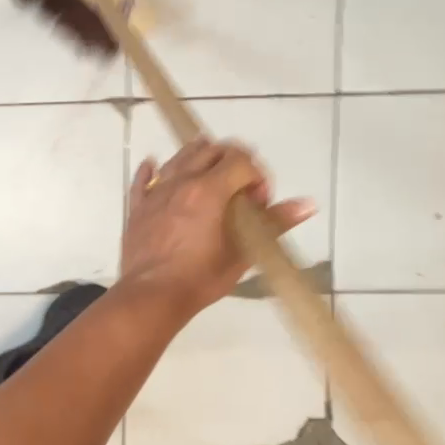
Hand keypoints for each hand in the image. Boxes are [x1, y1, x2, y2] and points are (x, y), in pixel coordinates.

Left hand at [118, 138, 313, 319]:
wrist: (152, 293)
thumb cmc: (201, 275)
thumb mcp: (244, 251)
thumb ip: (274, 222)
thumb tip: (308, 203)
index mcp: (207, 190)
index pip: (240, 159)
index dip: (256, 175)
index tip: (258, 202)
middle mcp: (179, 183)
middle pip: (209, 150)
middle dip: (232, 162)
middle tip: (240, 191)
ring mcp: (154, 192)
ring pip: (177, 158)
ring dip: (198, 158)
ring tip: (211, 178)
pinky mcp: (136, 206)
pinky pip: (143, 178)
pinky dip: (152, 169)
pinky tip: (156, 168)